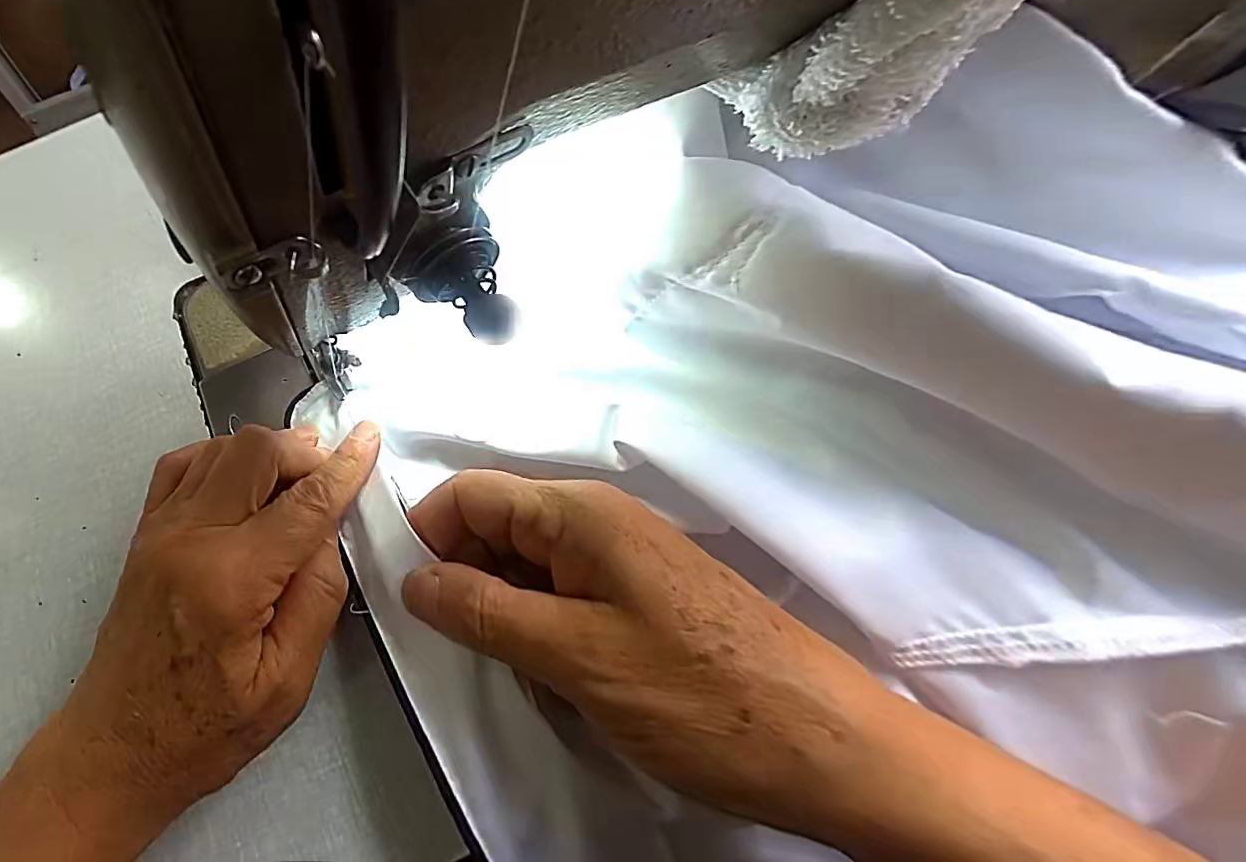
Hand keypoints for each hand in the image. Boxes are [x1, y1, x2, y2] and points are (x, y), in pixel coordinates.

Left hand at [0, 423, 381, 861]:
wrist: (114, 748)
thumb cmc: (205, 728)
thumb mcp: (288, 682)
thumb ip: (319, 596)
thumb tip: (328, 529)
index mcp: (232, 578)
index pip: (304, 502)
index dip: (345, 466)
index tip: (368, 437)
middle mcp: (191, 537)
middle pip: (256, 452)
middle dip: (304, 449)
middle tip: (330, 470)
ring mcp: (161, 527)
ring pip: (223, 447)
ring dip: (267, 450)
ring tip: (294, 477)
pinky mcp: (146, 529)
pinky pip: (184, 462)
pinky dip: (222, 454)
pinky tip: (243, 476)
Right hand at [401, 472, 1204, 861]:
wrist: (836, 750)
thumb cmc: (700, 695)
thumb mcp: (575, 656)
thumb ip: (483, 611)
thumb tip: (413, 579)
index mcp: (575, 512)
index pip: (469, 494)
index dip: (427, 534)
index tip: (408, 597)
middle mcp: (593, 519)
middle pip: (495, 529)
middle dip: (468, 583)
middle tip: (471, 652)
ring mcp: (618, 558)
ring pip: (525, 569)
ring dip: (506, 617)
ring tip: (529, 676)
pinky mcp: (636, 594)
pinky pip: (561, 597)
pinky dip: (542, 633)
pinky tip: (563, 681)